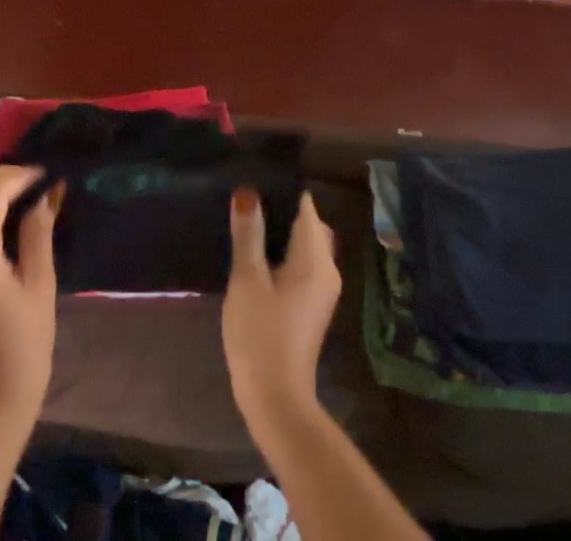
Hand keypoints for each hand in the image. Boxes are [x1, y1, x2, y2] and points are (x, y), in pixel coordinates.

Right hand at [223, 188, 340, 430]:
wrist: (274, 395)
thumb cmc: (259, 333)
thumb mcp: (247, 279)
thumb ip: (248, 234)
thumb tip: (247, 193)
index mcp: (316, 260)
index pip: (306, 208)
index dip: (281, 189)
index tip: (252, 175)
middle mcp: (327, 270)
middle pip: (307, 225)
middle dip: (279, 209)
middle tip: (243, 198)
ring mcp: (321, 290)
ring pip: (303, 246)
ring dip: (278, 232)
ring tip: (243, 220)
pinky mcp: (310, 305)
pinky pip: (299, 264)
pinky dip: (280, 253)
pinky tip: (252, 254)